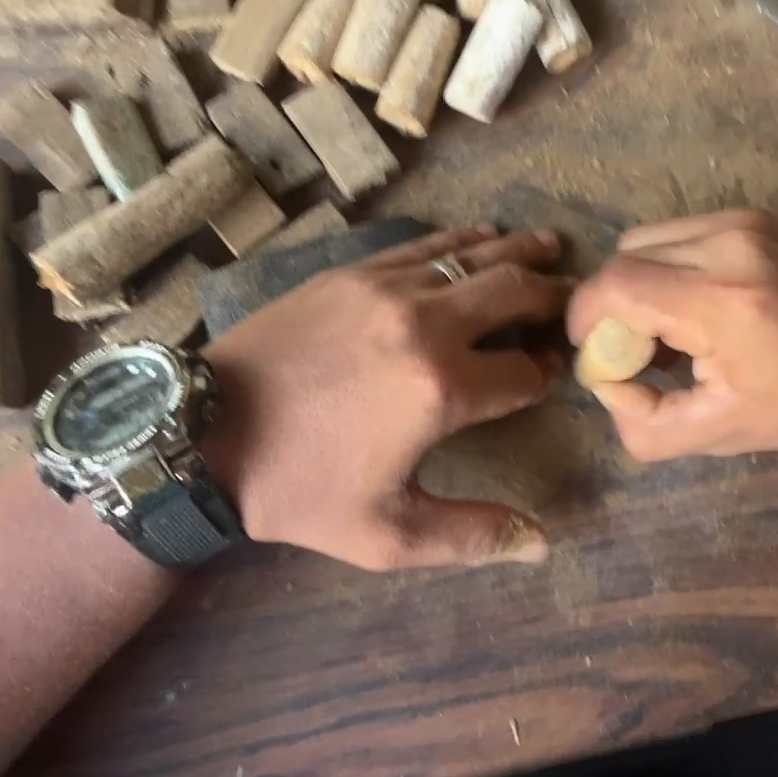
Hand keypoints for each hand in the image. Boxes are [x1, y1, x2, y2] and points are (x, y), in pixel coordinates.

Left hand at [203, 226, 569, 571]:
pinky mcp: (354, 271)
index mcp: (443, 390)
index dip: (550, 374)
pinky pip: (425, 245)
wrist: (202, 433)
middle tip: (575, 302)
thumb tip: (542, 541)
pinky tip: (484, 236)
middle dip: (555, 299)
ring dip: (522, 254)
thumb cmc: (298, 491)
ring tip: (554, 249)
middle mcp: (426, 325)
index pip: (525, 372)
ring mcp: (387, 288)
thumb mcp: (387, 535)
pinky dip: (464, 240)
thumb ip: (473, 536)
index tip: (557, 373)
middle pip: (515, 293)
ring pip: (476, 256)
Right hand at [567, 211, 777, 460]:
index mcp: (722, 303)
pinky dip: (668, 265)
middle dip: (611, 305)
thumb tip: (608, 384)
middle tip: (635, 349)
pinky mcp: (757, 216)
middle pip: (624, 257)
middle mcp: (729, 246)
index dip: (585, 316)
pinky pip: (681, 232)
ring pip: (647, 239)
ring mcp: (745, 222)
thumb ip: (643, 422)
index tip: (593, 350)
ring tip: (669, 326)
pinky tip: (697, 303)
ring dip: (638, 282)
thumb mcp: (721, 434)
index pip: (614, 285)